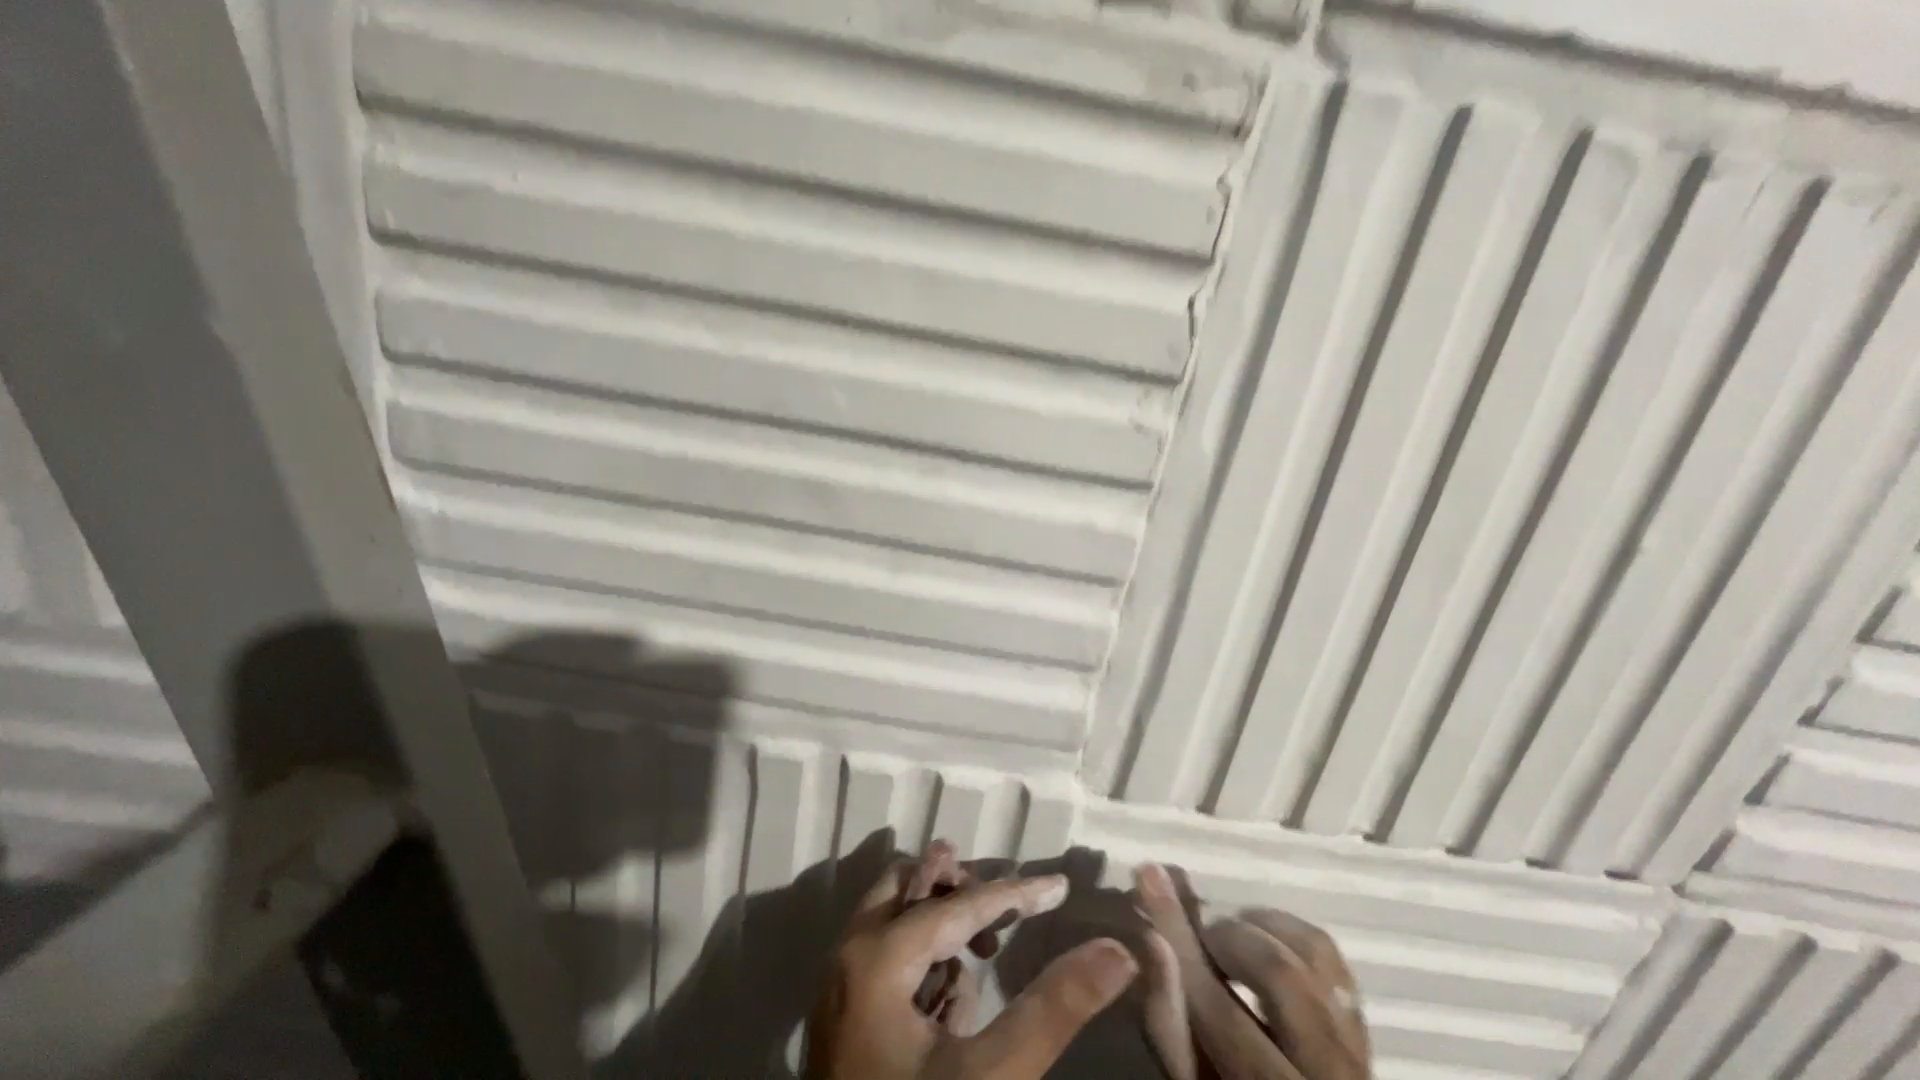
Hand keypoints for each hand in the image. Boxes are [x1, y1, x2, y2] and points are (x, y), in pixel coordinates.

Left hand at [806, 843, 1141, 1078]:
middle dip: (961, 890)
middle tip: (1010, 912)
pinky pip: (883, 954)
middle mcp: (847, 955)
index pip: (958, 905)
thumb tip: (1116, 951)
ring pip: (893, 916)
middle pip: (908, 885)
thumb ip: (1053, 1008)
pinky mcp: (843, 1015)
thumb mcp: (992, 1075)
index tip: (1061, 887)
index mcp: (876, 958)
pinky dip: (921, 956)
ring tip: (987, 953)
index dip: (1015, 893)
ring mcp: (838, 985)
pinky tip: (953, 1000)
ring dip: (941, 921)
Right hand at [1132, 863, 1368, 1079]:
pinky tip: (1264, 943)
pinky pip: (1334, 955)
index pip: (1220, 1009)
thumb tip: (1154, 940)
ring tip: (1231, 941)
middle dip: (1229, 938)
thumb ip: (1168, 1023)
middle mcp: (1327, 1069)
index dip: (1179, 940)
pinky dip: (1290, 933)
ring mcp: (1357, 1046)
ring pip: (1315, 951)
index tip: (1149, 875)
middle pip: (1281, 972)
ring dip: (1263, 928)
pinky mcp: (1364, 1025)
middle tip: (1201, 943)